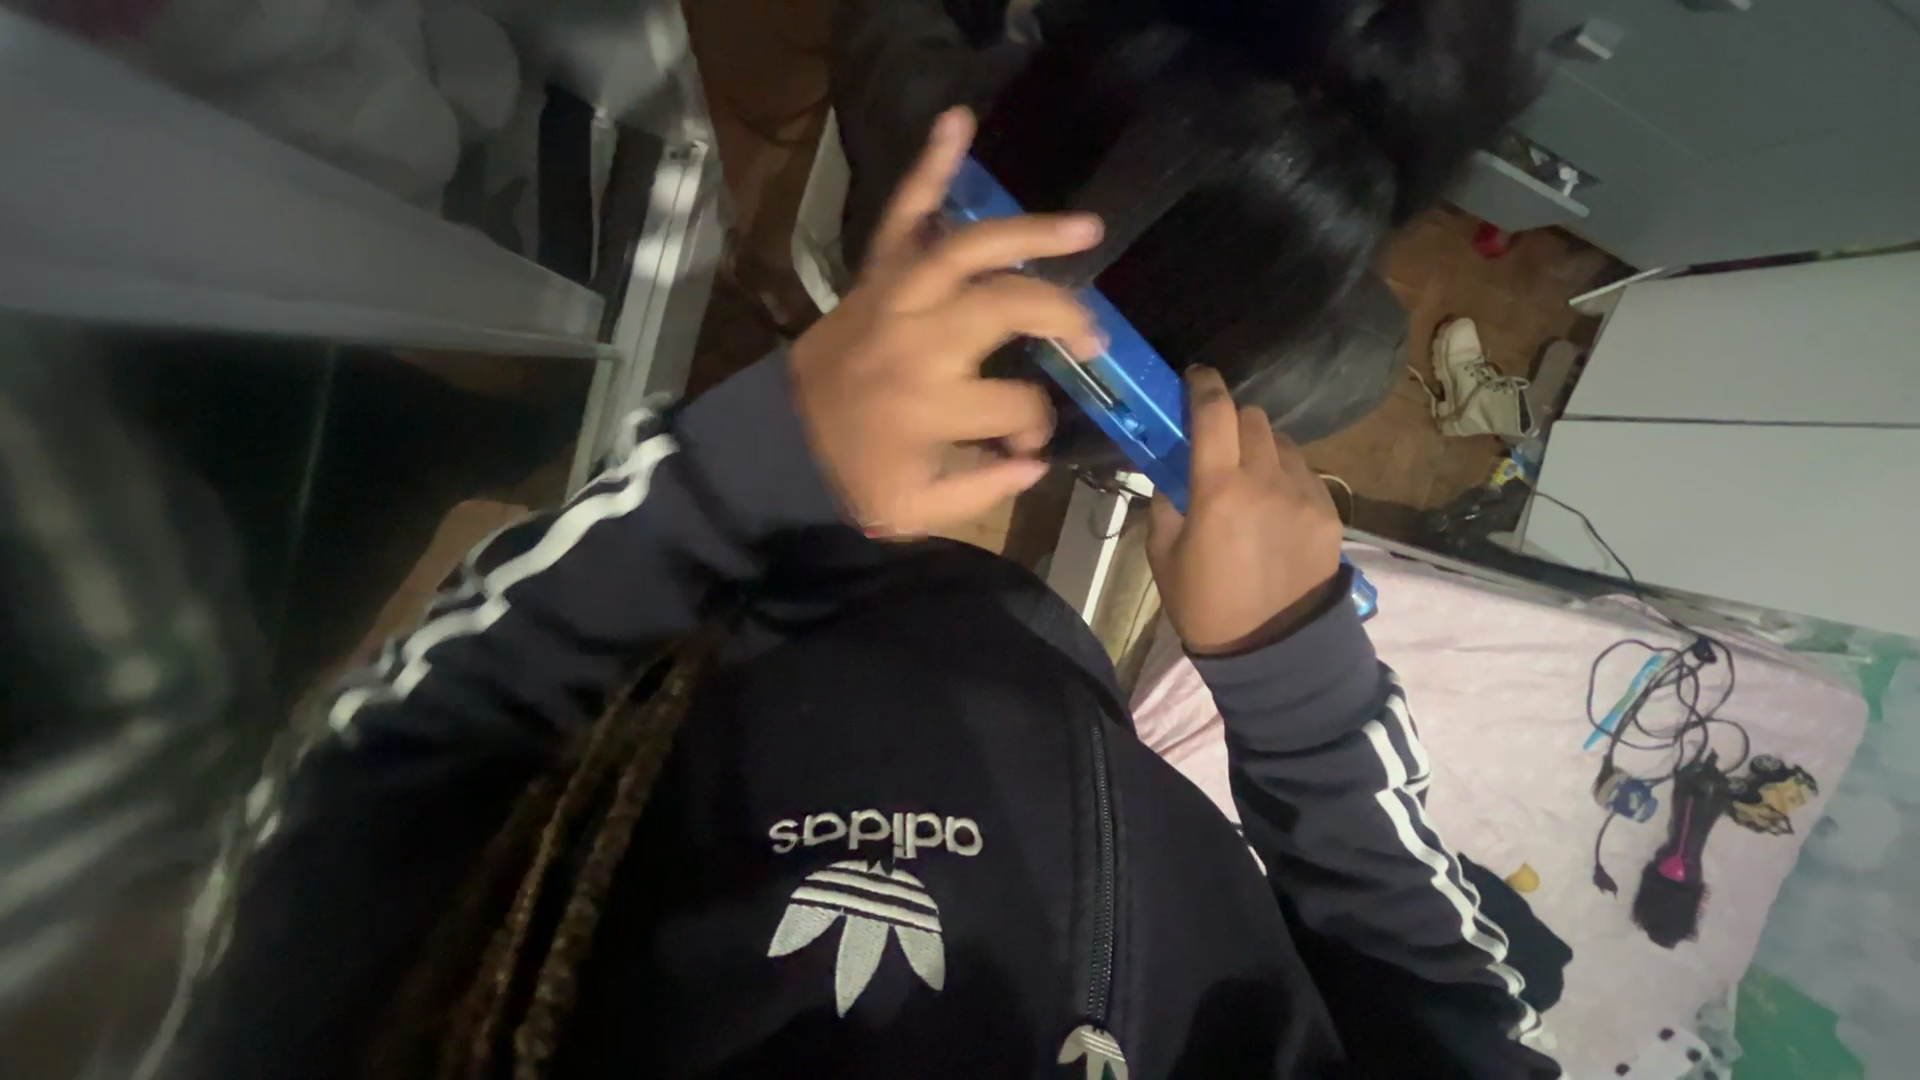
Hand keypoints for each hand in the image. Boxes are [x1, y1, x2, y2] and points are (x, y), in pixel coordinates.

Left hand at [789, 107, 1103, 536]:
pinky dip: (926, 169)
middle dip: (1061, 316)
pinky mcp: (872, 281)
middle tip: (1091, 335)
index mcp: (930, 408)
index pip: (1016, 405)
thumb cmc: (851, 479)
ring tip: (1084, 227)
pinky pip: (899, 217)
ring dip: (1030, 232)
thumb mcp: (917, 512)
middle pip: (1009, 307)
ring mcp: (892, 301)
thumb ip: (983, 492)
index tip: (1027, 440)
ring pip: (968, 248)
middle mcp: (917, 343)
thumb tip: (1035, 459)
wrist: (778, 443)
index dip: (1034, 425)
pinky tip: (956, 124)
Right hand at [1147, 366, 1343, 654]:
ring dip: (1260, 446)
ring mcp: (1304, 493)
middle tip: (1217, 442)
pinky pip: (1305, 473)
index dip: (1204, 386)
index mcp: (1218, 489)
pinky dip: (1284, 475)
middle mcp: (1266, 479)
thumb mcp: (1163, 555)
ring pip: (1282, 443)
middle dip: (1232, 419)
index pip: (1215, 413)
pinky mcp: (1328, 512)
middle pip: (1254, 418)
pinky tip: (1273, 505)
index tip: (1196, 377)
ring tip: (1248, 477)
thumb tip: (1173, 477)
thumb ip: (1167, 505)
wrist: (1272, 648)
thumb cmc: (1204, 604)